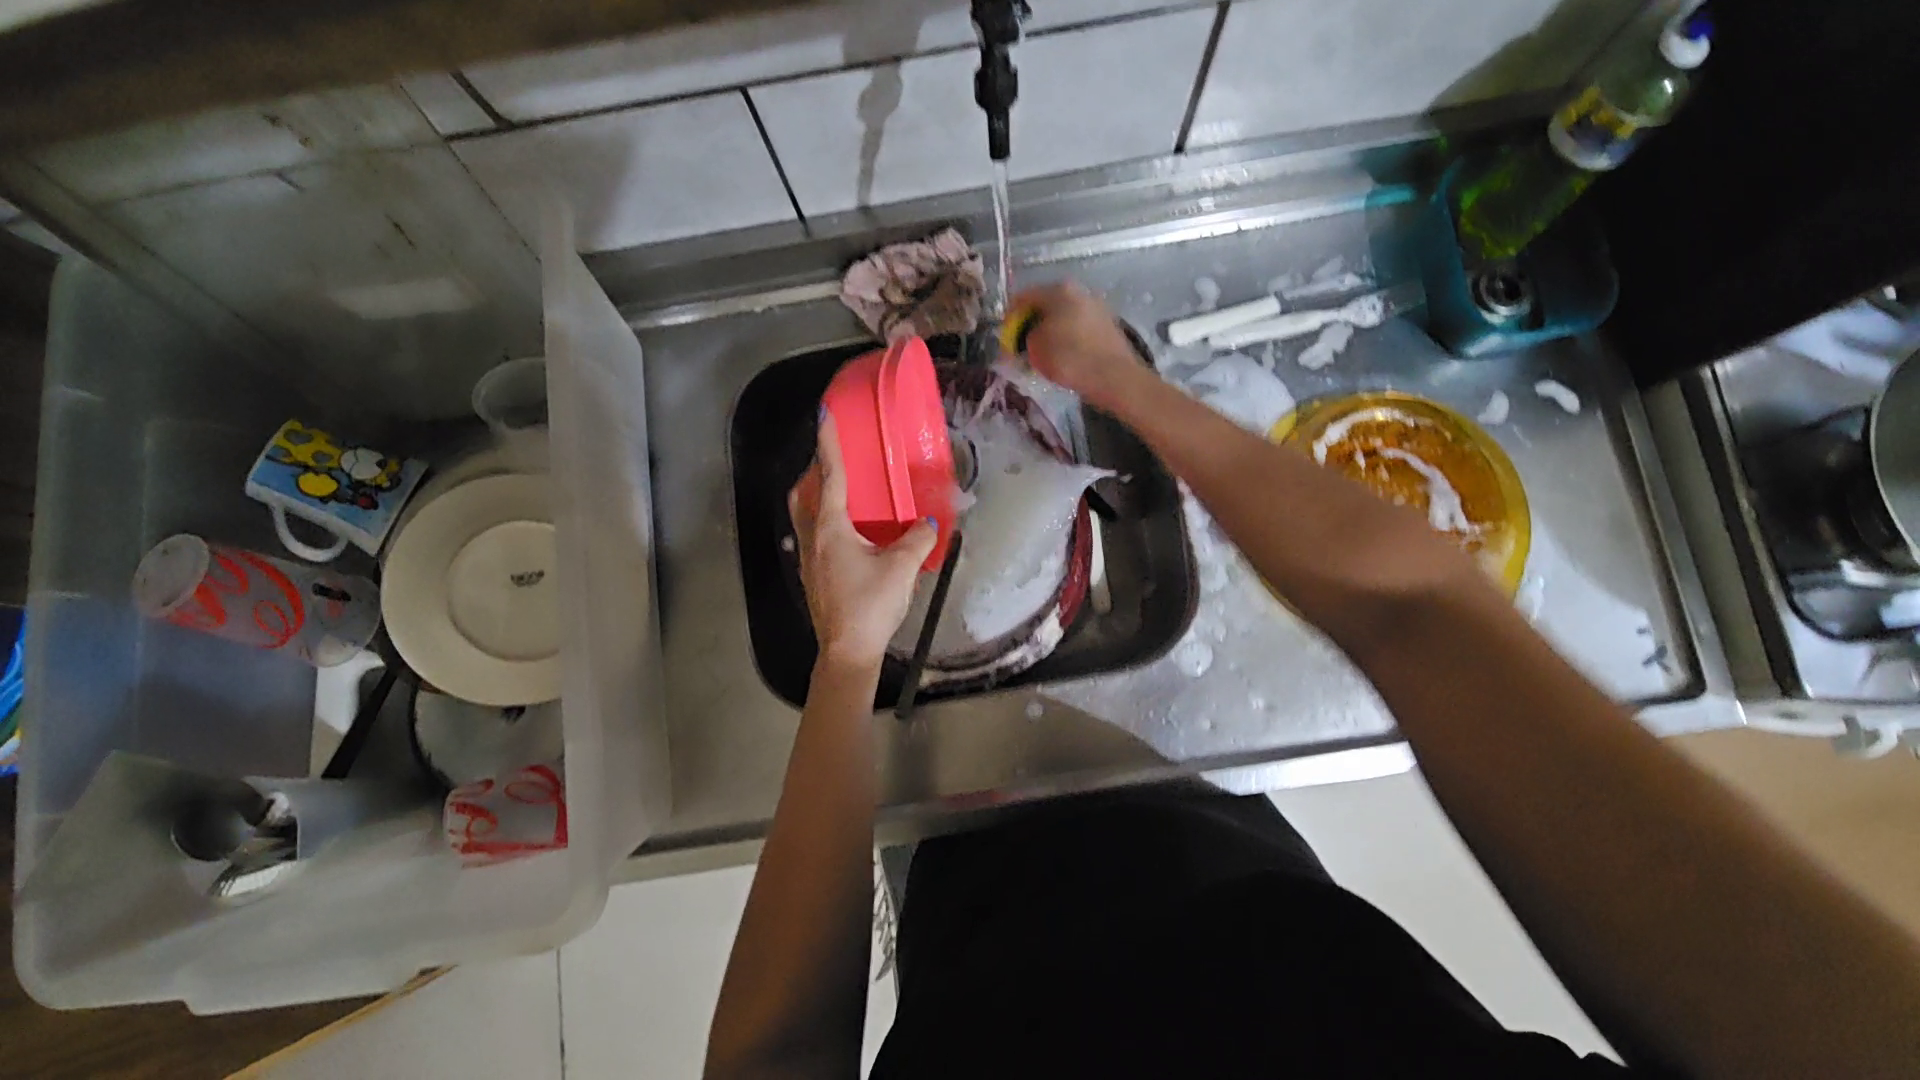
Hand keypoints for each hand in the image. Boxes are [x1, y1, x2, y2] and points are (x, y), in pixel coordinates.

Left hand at [789, 414, 938, 670]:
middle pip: (804, 494)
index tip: (824, 414)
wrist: (847, 651)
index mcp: (830, 527)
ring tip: (844, 494)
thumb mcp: (901, 568)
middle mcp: (812, 537)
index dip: (828, 443)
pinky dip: (825, 522)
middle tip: (836, 460)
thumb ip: (917, 540)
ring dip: (818, 497)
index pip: (829, 475)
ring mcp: (809, 558)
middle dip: (815, 471)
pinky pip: (814, 535)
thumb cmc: (870, 605)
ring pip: (805, 516)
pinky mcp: (814, 575)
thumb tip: (927, 525)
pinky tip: (850, 533)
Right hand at [1009, 281, 1146, 407]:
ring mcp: (1096, 307)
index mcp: (1058, 290)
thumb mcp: (1034, 348)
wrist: (1114, 377)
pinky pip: (1078, 329)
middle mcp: (1079, 291)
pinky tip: (1065, 357)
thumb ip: (1024, 337)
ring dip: (1050, 333)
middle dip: (1031, 325)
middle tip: (1023, 347)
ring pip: (1063, 318)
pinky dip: (1067, 340)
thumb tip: (1028, 336)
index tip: (1006, 339)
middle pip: (1045, 306)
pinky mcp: (1108, 326)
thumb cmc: (1069, 358)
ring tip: (1043, 355)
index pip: (1023, 298)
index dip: (1010, 319)